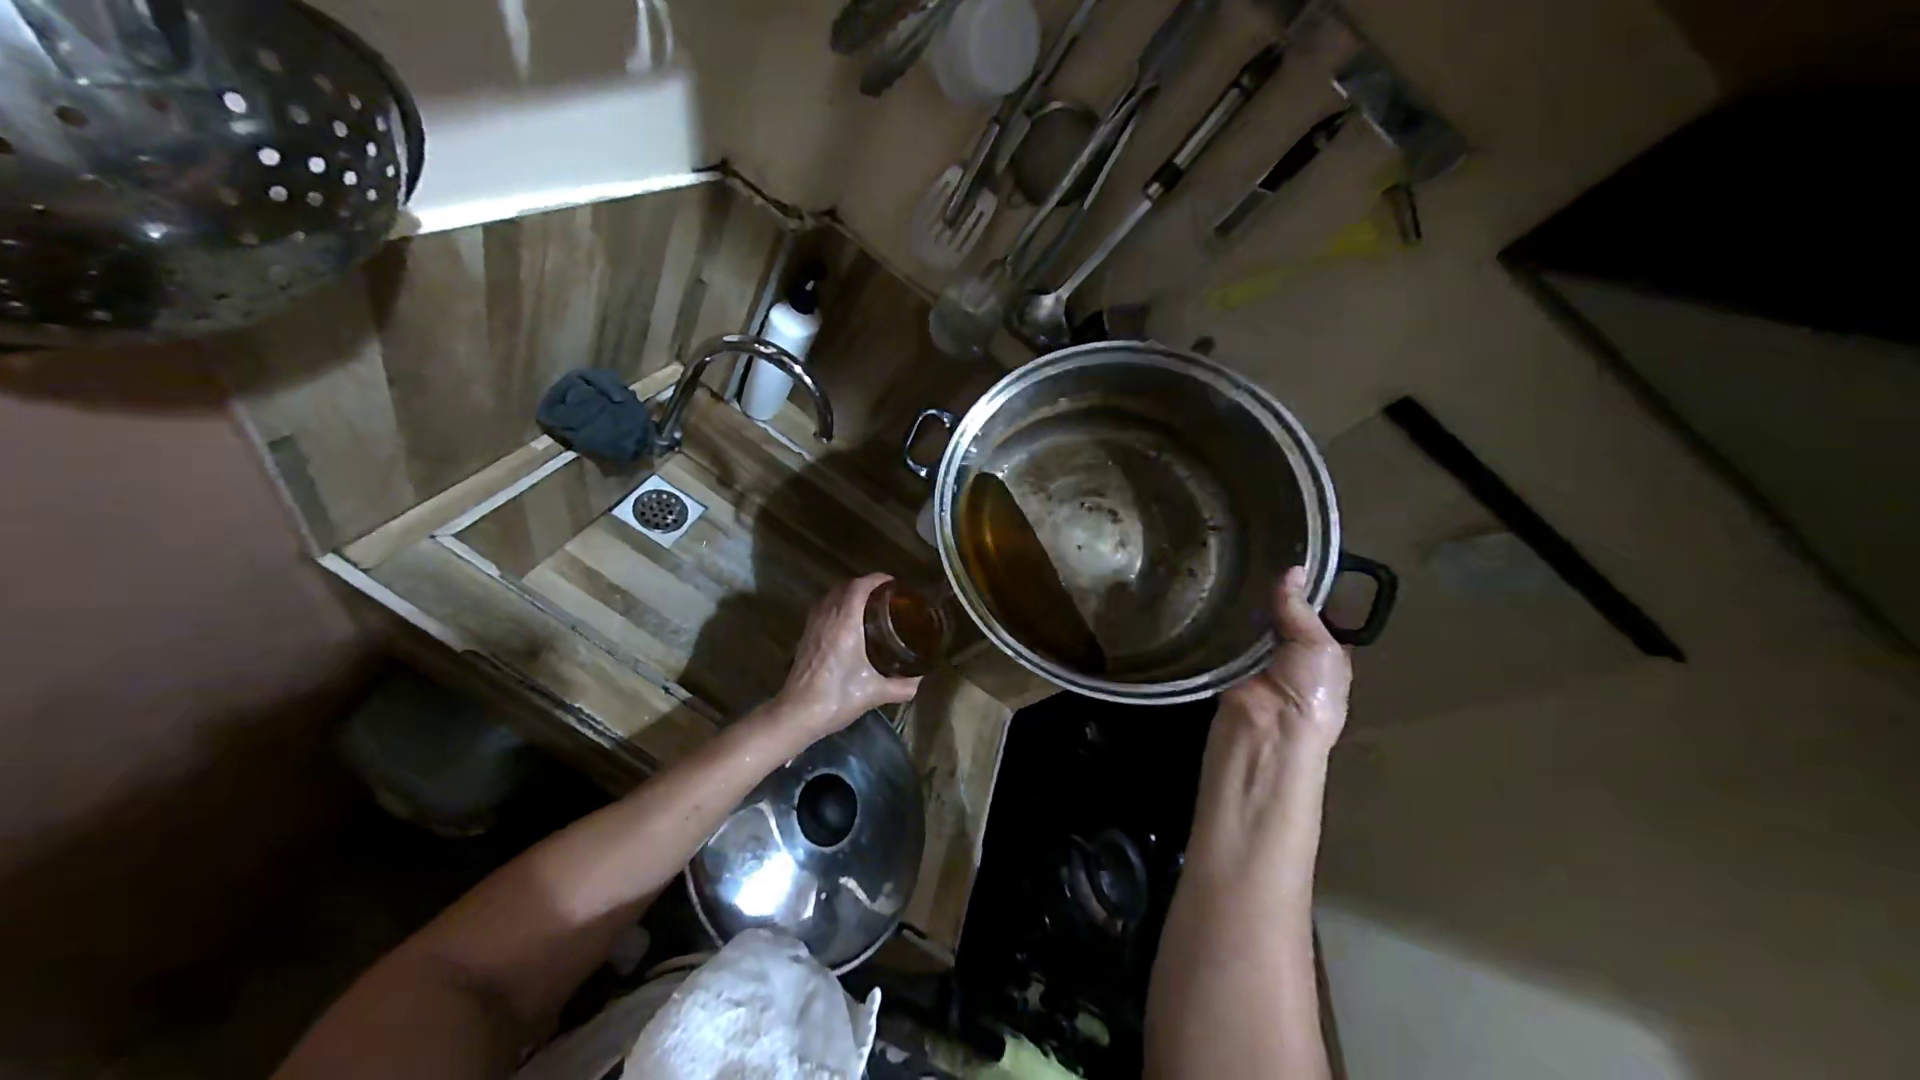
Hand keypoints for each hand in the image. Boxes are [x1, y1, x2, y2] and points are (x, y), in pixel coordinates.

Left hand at [776, 574, 922, 736]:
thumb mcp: (875, 693)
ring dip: (848, 594)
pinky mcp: (805, 636)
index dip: (876, 579)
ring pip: (830, 596)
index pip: (859, 587)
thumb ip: (902, 686)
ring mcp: (812, 626)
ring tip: (868, 606)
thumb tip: (920, 681)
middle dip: (864, 585)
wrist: (797, 714)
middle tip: (885, 596)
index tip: (893, 583)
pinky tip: (847, 624)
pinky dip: (836, 606)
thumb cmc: (837, 698)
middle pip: (844, 587)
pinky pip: (822, 608)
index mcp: (845, 623)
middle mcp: (826, 618)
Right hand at [1216, 566, 1350, 761]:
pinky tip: (1207, 591)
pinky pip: (1221, 634)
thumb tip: (1292, 568)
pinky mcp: (1224, 661)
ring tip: (1225, 564)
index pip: (1311, 610)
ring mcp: (1254, 658)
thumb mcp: (1318, 646)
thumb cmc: (1309, 691)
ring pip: (1246, 621)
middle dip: (1264, 591)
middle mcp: (1289, 653)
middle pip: (1275, 613)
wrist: (1268, 731)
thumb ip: (1300, 609)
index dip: (1301, 585)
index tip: (1283, 553)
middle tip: (1246, 554)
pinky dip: (1216, 618)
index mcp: (1322, 650)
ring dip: (1237, 602)